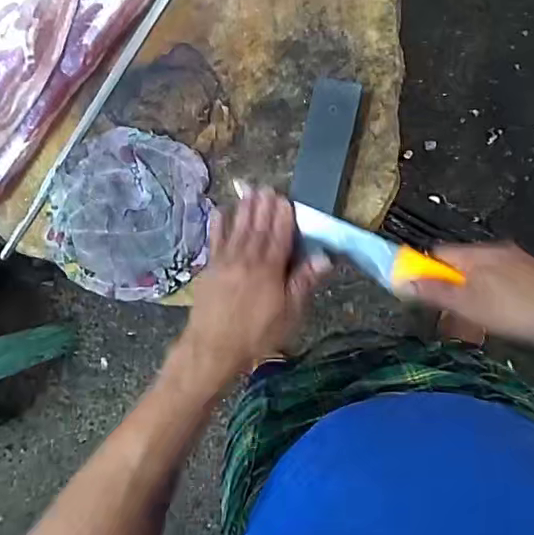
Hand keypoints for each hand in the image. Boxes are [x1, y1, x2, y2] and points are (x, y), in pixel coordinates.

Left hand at [178, 188, 328, 380]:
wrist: (214, 346)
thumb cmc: (257, 334)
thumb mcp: (289, 314)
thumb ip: (302, 282)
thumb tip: (323, 258)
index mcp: (270, 270)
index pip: (279, 236)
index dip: (283, 217)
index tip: (286, 199)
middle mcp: (247, 259)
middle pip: (257, 227)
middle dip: (263, 206)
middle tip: (267, 187)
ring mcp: (226, 261)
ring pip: (237, 229)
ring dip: (243, 209)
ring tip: (249, 191)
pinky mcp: (210, 268)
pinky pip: (215, 240)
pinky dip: (218, 224)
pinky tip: (219, 211)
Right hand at [397, 242, 533, 352]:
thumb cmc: (515, 313)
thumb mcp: (465, 305)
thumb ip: (432, 291)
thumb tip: (401, 280)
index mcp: (478, 253)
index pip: (438, 253)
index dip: (427, 272)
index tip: (426, 293)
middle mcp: (498, 250)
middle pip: (460, 265)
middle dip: (453, 288)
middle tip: (454, 314)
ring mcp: (521, 262)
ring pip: (484, 276)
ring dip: (475, 295)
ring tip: (480, 321)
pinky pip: (504, 282)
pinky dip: (497, 297)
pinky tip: (505, 318)